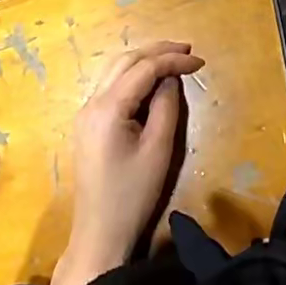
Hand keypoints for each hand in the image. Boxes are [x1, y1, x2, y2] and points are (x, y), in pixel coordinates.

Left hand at [45, 41, 201, 284]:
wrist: (100, 233)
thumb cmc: (133, 194)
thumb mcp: (159, 149)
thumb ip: (166, 106)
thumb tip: (170, 79)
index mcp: (108, 107)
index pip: (143, 68)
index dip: (172, 60)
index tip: (199, 61)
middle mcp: (92, 102)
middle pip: (125, 61)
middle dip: (157, 51)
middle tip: (188, 51)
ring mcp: (86, 112)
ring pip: (115, 70)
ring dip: (143, 60)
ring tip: (173, 59)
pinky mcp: (88, 123)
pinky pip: (110, 85)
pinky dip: (132, 75)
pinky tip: (151, 79)